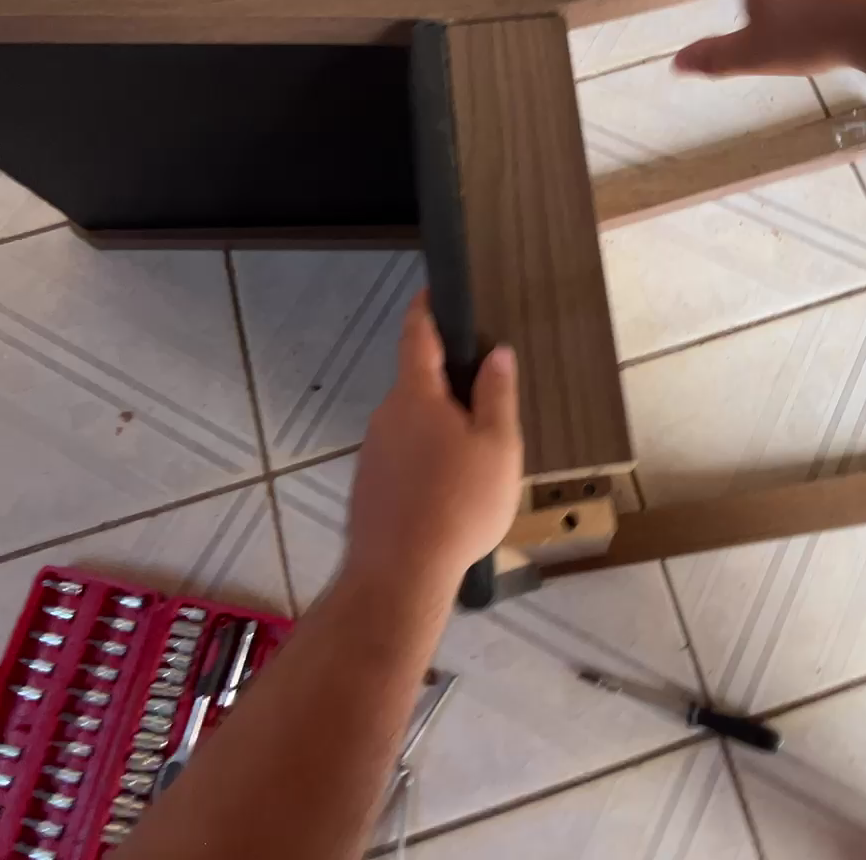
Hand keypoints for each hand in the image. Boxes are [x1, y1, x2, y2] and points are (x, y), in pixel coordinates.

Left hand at [343, 292, 523, 586]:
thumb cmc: (459, 503)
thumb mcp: (497, 446)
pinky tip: (448, 491)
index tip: (433, 291)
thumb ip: (496, 395)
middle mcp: (386, 415)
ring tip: (475, 461)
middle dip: (448, 385)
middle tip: (488, 406)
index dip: (426, 309)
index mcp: (416, 396)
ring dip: (439, 428)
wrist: (400, 575)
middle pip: (418, 384)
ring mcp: (373, 451)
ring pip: (412, 424)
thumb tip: (496, 353)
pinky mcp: (369, 484)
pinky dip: (425, 458)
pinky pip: (402, 454)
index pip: (417, 335)